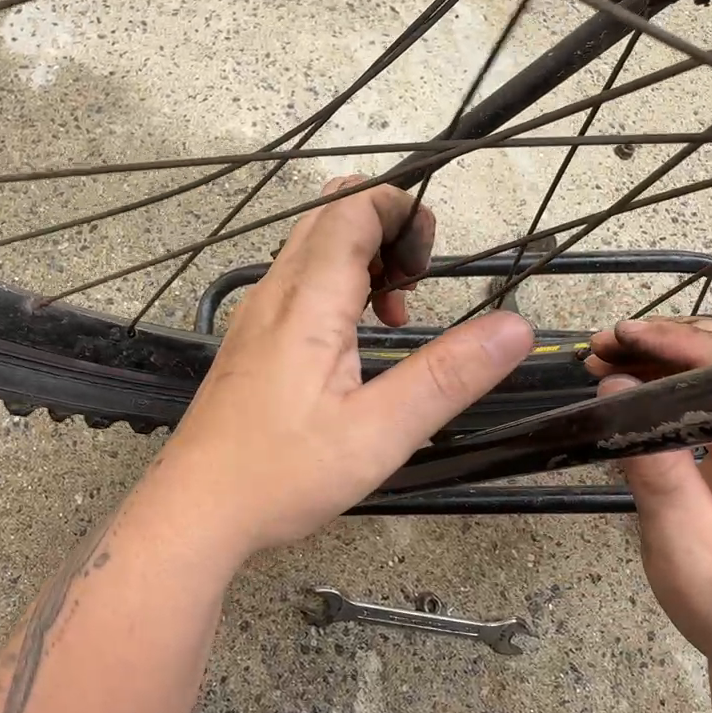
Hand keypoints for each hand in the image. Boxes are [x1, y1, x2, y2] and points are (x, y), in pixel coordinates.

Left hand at [148, 176, 533, 555]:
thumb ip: (447, 376)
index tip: (429, 262)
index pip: (352, 205)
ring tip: (396, 314)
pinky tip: (358, 336)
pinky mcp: (254, 331)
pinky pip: (301, 276)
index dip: (400, 209)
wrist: (196, 507)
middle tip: (417, 283)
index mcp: (309, 298)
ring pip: (315, 242)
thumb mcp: (378, 434)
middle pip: (332, 212)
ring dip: (365, 256)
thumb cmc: (282, 473)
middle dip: (387, 226)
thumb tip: (515, 327)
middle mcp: (278, 288)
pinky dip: (340, 280)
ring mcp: (259, 308)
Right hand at [585, 318, 711, 693]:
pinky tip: (629, 372)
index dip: (707, 353)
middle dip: (682, 341)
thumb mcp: (692, 563)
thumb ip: (660, 479)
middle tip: (610, 342)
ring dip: (672, 350)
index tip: (637, 341)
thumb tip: (615, 391)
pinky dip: (673, 374)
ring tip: (606, 351)